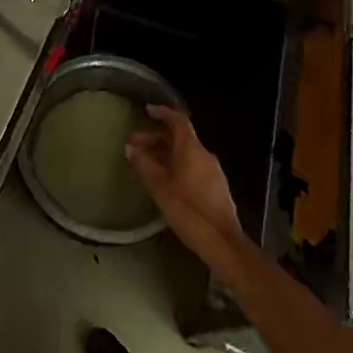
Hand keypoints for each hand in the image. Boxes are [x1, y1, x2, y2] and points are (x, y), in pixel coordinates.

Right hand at [126, 105, 248, 268]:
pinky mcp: (215, 185)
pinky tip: (163, 179)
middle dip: (156, 138)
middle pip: (180, 138)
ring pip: (185, 153)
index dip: (163, 113)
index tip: (146, 111)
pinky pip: (192, 165)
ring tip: (144, 163)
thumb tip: (131, 148)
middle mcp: (204, 155)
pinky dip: (175, 164)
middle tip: (134, 145)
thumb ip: (144, 165)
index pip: (178, 121)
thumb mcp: (159, 188)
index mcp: (192, 150)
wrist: (221, 241)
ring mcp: (212, 170)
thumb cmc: (188, 211)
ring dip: (164, 153)